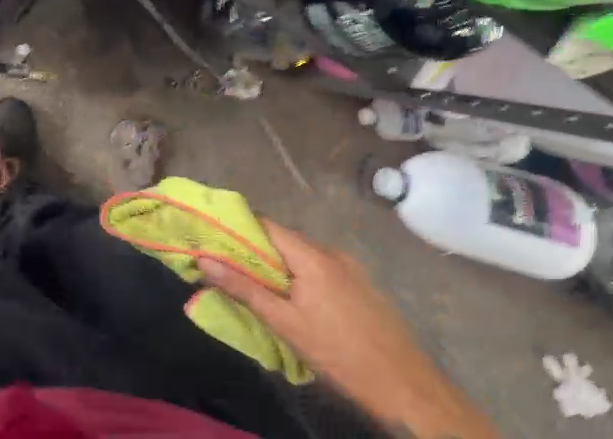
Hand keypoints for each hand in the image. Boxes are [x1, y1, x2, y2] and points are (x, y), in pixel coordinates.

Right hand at [198, 223, 497, 438]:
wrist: (408, 388)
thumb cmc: (340, 353)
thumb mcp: (285, 324)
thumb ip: (244, 289)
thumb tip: (204, 261)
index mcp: (312, 256)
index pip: (265, 225)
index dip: (237, 228)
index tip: (212, 239)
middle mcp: (333, 253)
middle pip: (284, 239)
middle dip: (254, 250)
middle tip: (227, 266)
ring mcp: (352, 269)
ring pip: (303, 256)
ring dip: (278, 266)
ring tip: (256, 287)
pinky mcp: (363, 287)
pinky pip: (321, 270)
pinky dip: (301, 277)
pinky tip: (294, 301)